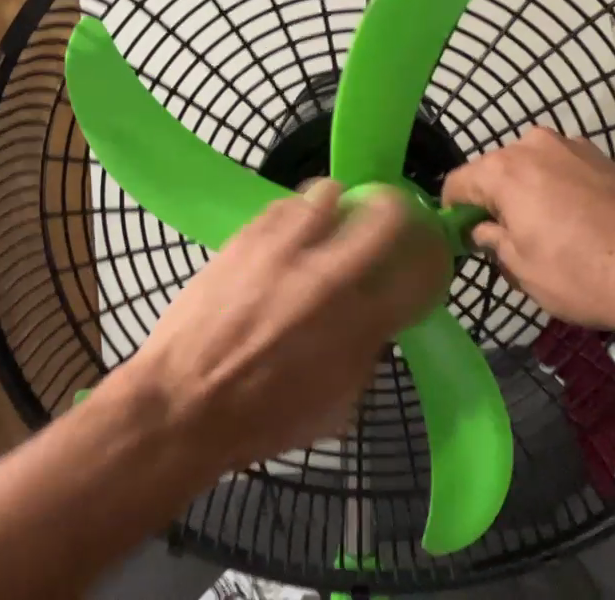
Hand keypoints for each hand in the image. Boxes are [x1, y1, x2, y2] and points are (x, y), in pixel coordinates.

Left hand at [115, 181, 450, 472]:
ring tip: (331, 224)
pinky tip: (289, 234)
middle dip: (396, 215)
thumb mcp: (337, 405)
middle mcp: (327, 273)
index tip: (424, 260)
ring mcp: (283, 248)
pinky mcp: (245, 237)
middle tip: (387, 225)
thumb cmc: (263, 420)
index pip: (420, 270)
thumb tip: (374, 322)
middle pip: (384, 214)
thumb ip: (366, 354)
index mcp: (358, 321)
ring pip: (329, 194)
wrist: (183, 403)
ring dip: (338, 207)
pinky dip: (295, 214)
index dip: (431, 260)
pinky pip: (283, 205)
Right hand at [442, 127, 614, 355]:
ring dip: (528, 195)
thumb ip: (493, 241)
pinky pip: (564, 172)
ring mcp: (575, 148)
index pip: (457, 183)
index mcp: (504, 169)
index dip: (453, 213)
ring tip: (548, 236)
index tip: (462, 240)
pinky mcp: (607, 160)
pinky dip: (559, 193)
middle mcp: (535, 145)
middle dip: (493, 201)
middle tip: (506, 243)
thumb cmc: (581, 275)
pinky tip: (578, 227)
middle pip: (495, 171)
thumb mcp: (522, 269)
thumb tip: (484, 230)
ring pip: (532, 170)